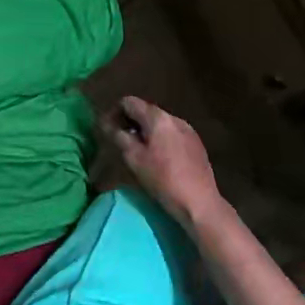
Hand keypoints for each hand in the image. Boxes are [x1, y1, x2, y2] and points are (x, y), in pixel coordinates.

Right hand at [106, 96, 226, 225]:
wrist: (199, 201)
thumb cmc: (162, 179)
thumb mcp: (134, 158)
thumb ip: (118, 136)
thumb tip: (106, 123)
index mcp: (158, 117)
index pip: (129, 102)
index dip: (114, 112)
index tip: (108, 131)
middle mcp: (174, 117)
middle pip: (146, 111)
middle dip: (130, 123)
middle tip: (121, 143)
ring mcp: (188, 130)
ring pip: (159, 123)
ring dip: (145, 132)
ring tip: (139, 153)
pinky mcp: (196, 143)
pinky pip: (172, 134)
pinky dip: (160, 139)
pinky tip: (160, 159)